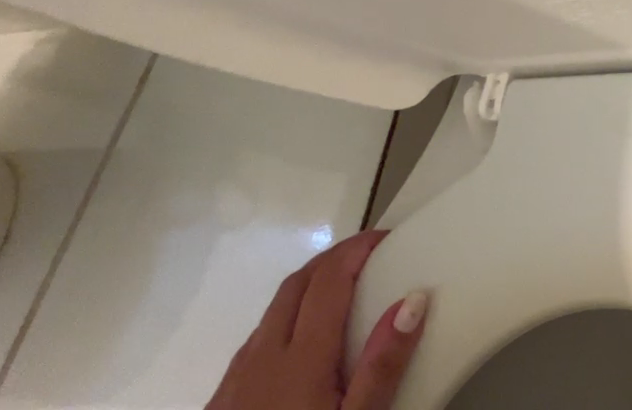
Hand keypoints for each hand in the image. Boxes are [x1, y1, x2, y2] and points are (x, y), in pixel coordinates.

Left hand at [206, 230, 428, 409]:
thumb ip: (383, 365)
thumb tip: (413, 300)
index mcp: (299, 360)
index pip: (329, 281)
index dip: (356, 250)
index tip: (386, 239)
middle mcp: (259, 359)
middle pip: (295, 286)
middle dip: (332, 259)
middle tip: (370, 255)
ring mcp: (233, 383)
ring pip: (270, 313)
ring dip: (307, 287)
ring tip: (343, 290)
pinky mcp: (218, 406)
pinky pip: (253, 343)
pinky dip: (284, 320)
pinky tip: (299, 344)